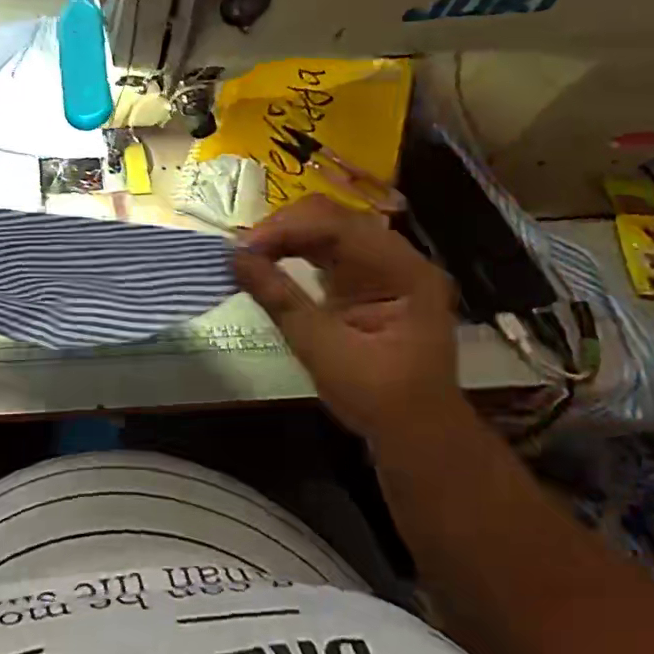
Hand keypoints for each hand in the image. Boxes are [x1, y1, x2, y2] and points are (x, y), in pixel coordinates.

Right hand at [234, 195, 464, 443]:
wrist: (419, 435)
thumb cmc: (378, 398)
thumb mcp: (322, 350)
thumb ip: (279, 298)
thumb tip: (234, 257)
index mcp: (403, 272)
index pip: (339, 227)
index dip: (286, 229)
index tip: (243, 247)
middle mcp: (401, 258)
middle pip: (336, 218)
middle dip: (284, 227)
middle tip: (243, 250)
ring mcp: (388, 266)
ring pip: (331, 228)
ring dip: (289, 235)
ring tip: (251, 252)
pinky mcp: (372, 277)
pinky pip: (332, 248)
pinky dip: (299, 249)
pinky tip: (273, 257)